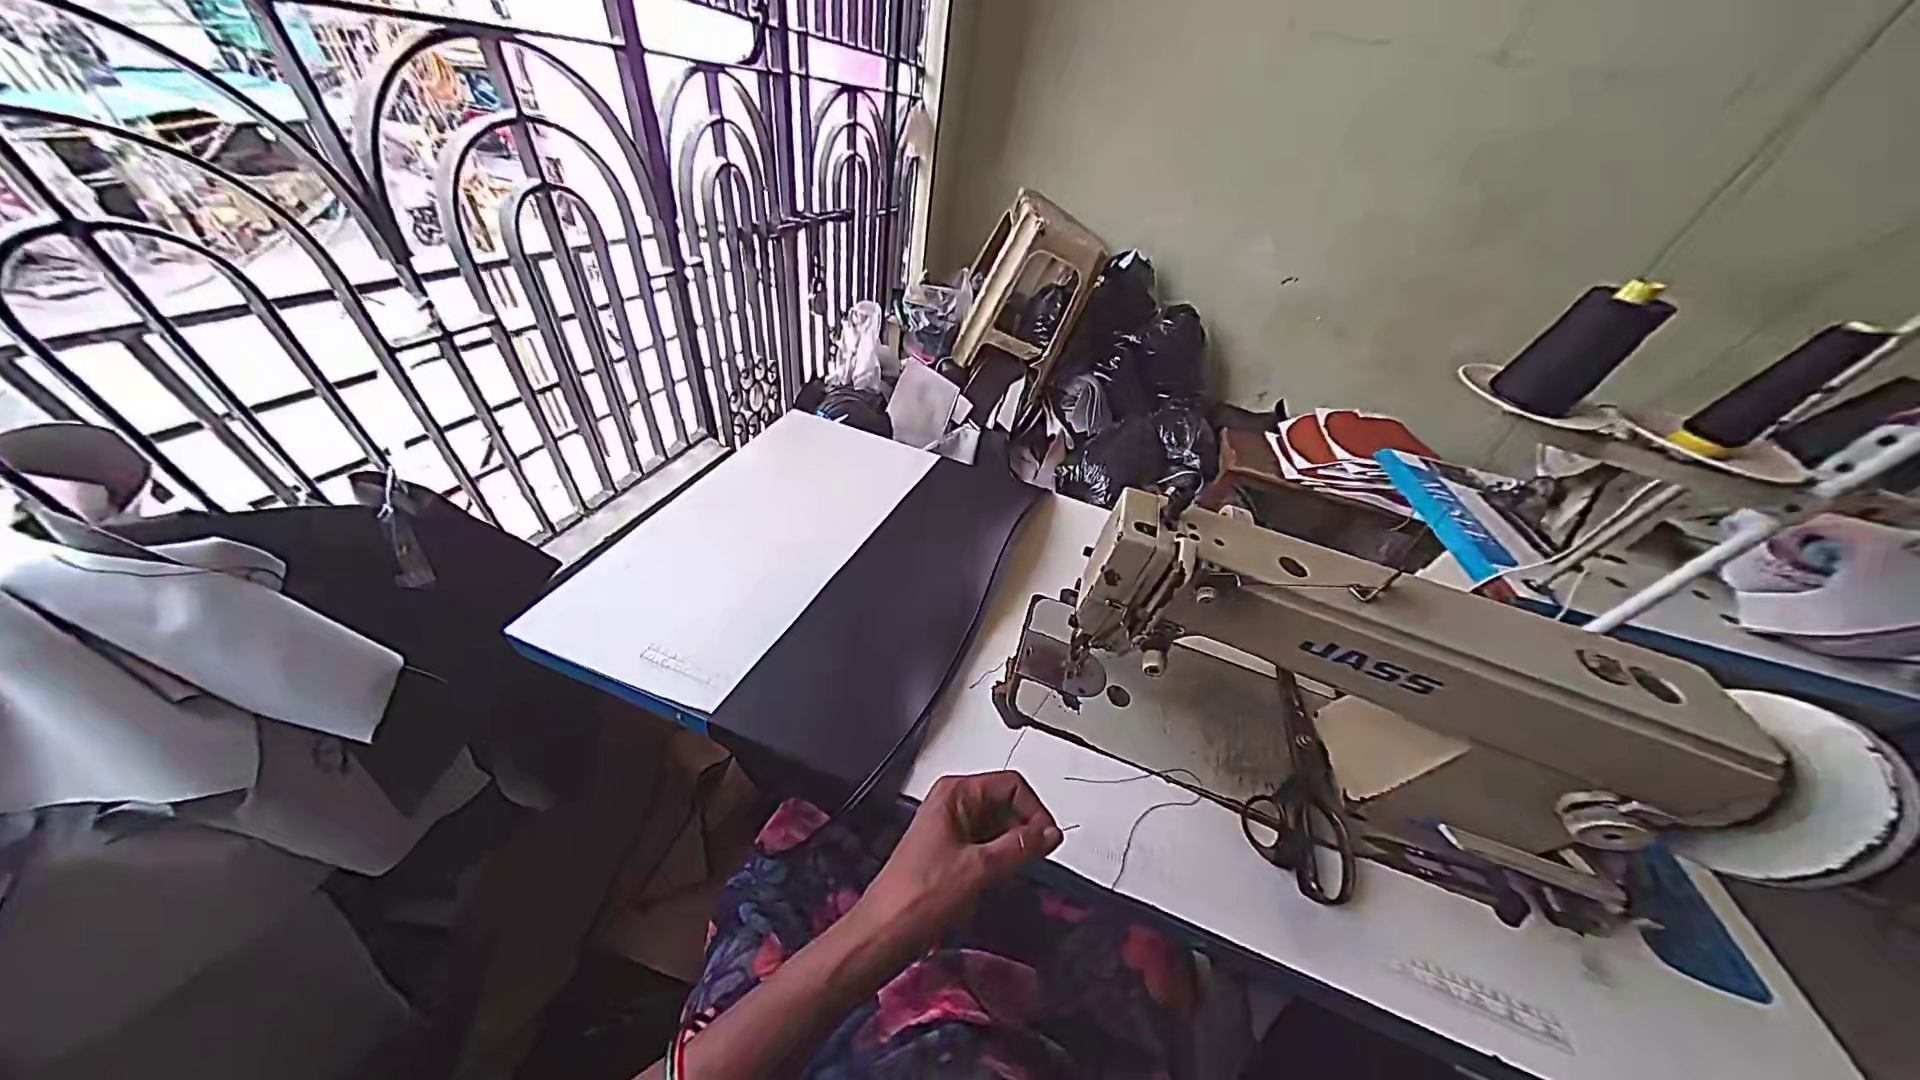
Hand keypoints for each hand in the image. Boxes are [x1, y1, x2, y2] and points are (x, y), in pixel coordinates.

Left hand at [851, 772, 1062, 953]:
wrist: (885, 932)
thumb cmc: (919, 895)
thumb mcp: (979, 868)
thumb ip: (1020, 847)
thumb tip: (1049, 833)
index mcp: (955, 793)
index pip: (1011, 784)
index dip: (1034, 810)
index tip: (1048, 839)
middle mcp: (953, 803)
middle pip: (1006, 803)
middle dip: (1023, 831)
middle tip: (1032, 859)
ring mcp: (952, 826)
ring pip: (999, 826)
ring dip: (1012, 849)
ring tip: (1007, 874)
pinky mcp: (952, 850)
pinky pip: (988, 845)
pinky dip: (999, 860)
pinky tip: (996, 881)